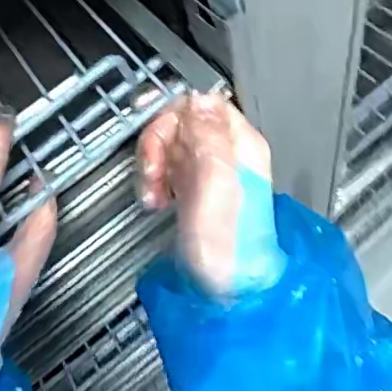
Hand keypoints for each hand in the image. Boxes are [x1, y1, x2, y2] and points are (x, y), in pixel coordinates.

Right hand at [137, 91, 286, 297]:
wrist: (227, 294)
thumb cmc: (227, 242)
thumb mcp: (217, 180)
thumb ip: (209, 134)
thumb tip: (198, 96)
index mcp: (240, 143)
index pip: (204, 102)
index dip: (175, 112)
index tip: (153, 132)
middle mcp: (227, 152)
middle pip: (183, 120)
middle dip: (158, 141)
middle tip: (152, 173)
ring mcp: (210, 171)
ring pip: (171, 143)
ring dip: (153, 163)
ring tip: (152, 194)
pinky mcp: (194, 192)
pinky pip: (168, 168)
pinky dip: (155, 180)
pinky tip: (155, 201)